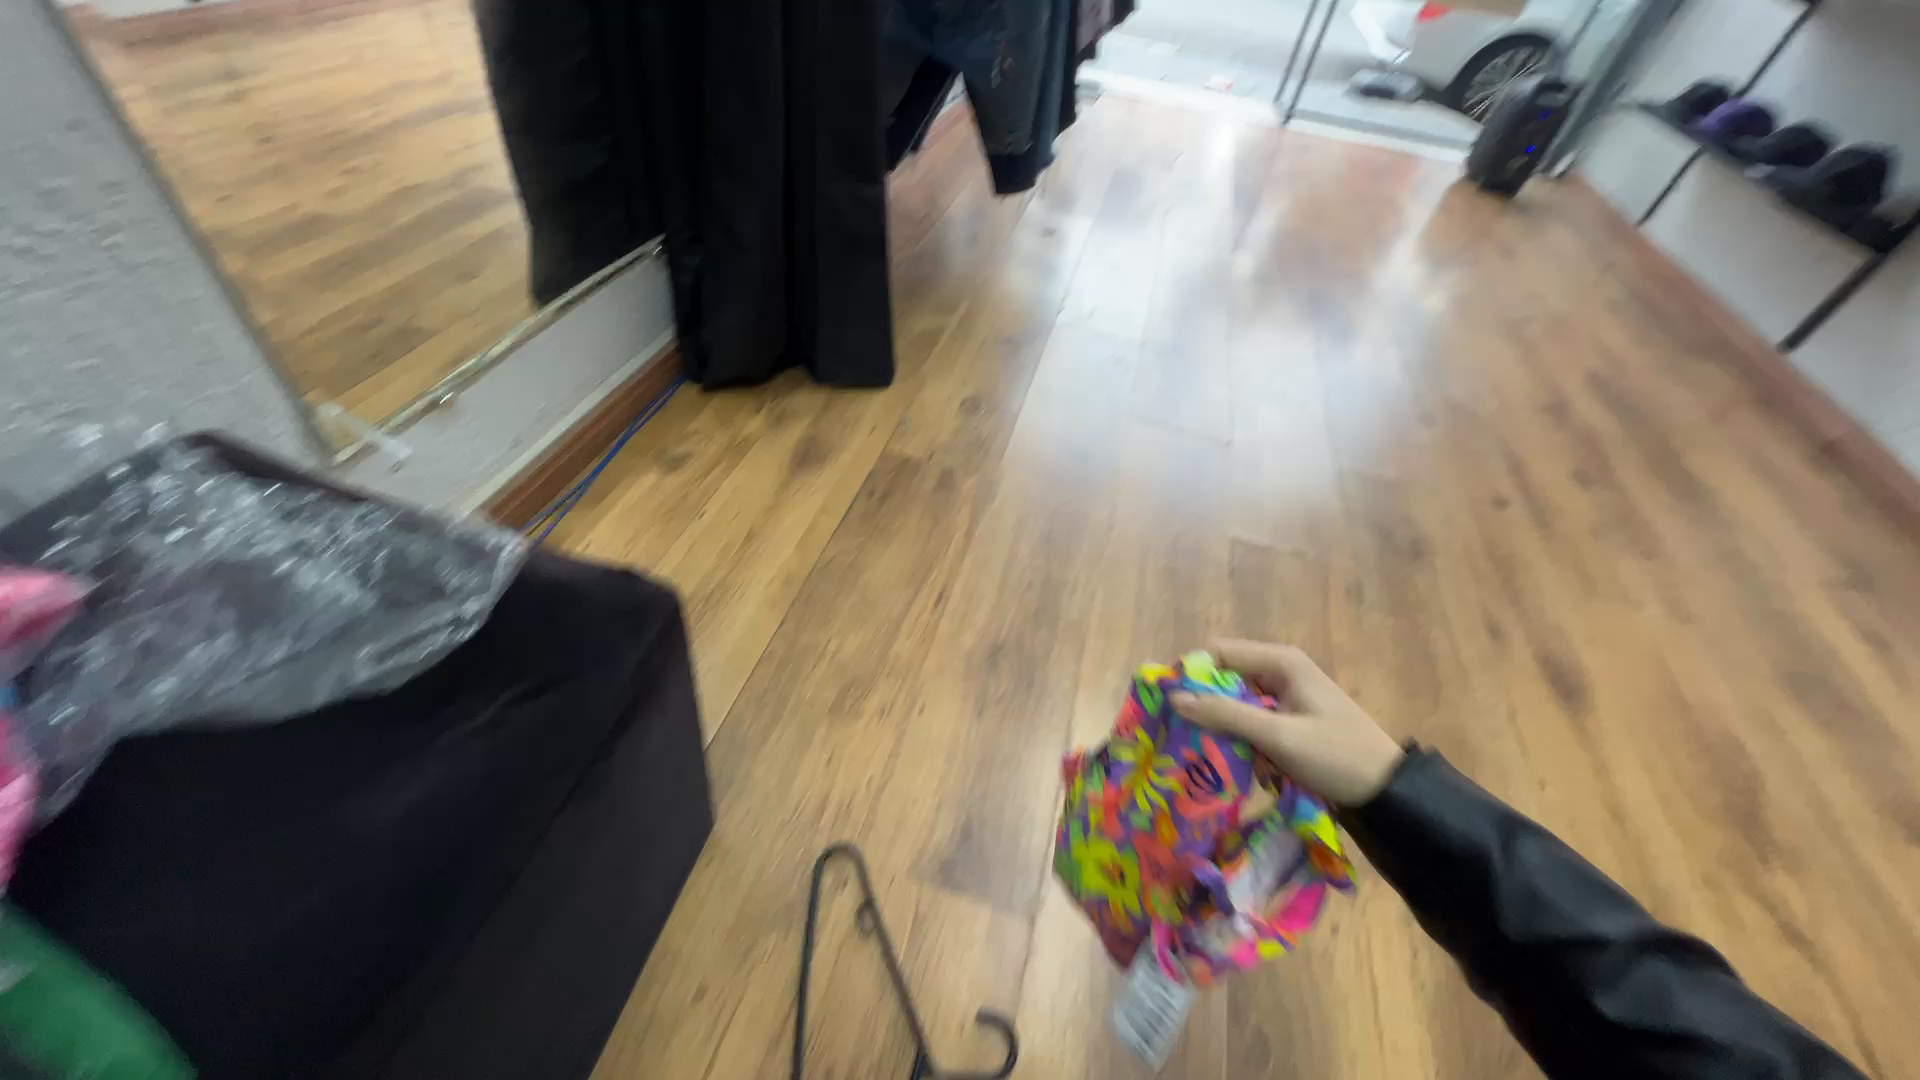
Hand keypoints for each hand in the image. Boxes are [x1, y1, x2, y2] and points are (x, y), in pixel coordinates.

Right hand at [1170, 640, 1404, 807]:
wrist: (1389, 794)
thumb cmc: (1336, 756)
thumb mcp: (1278, 736)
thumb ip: (1226, 714)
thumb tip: (1175, 698)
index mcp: (1281, 662)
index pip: (1218, 652)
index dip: (1192, 674)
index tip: (1172, 706)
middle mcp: (1280, 670)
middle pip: (1224, 677)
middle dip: (1205, 704)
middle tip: (1188, 735)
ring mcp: (1285, 695)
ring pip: (1235, 702)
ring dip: (1223, 726)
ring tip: (1211, 753)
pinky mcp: (1289, 719)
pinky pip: (1251, 720)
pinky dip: (1241, 738)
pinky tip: (1241, 762)